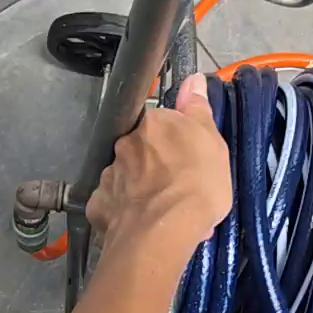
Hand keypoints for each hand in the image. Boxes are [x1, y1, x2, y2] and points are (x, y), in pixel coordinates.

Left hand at [86, 75, 231, 260]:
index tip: (190, 161)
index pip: (164, 125)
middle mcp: (126, 144)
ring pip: (128, 178)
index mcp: (154, 124)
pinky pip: (113, 204)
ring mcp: (110, 174)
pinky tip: (138, 223)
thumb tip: (193, 80)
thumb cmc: (196, 186)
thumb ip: (199, 111)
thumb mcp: (213, 143)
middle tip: (178, 189)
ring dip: (141, 189)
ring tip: (162, 213)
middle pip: (143, 151)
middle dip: (157, 166)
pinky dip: (123, 211)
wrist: (163, 231)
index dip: (178, 143)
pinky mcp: (99, 204)